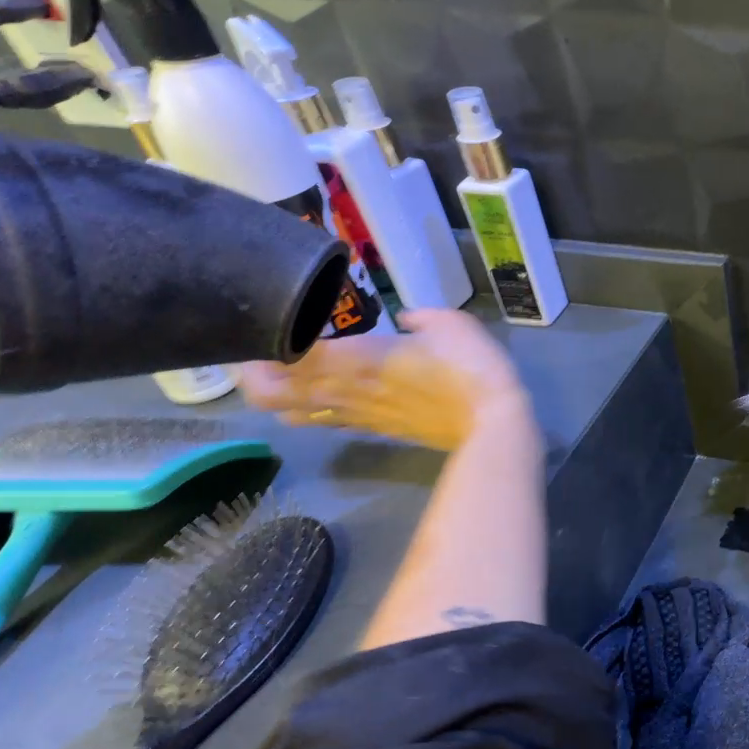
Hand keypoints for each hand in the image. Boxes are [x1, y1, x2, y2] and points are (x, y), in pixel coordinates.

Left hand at [240, 308, 528, 450]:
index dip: (260, 343)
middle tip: (263, 354)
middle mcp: (343, 390)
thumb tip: (407, 318)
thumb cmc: (471, 367)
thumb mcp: (450, 323)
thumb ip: (420, 317)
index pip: (282, 355)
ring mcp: (358, 415)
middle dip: (254, 376)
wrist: (494, 422)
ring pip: (291, 414)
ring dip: (280, 398)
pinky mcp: (376, 431)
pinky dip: (314, 411)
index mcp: (354, 358)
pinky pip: (327, 423)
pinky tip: (329, 396)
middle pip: (268, 394)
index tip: (262, 325)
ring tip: (289, 376)